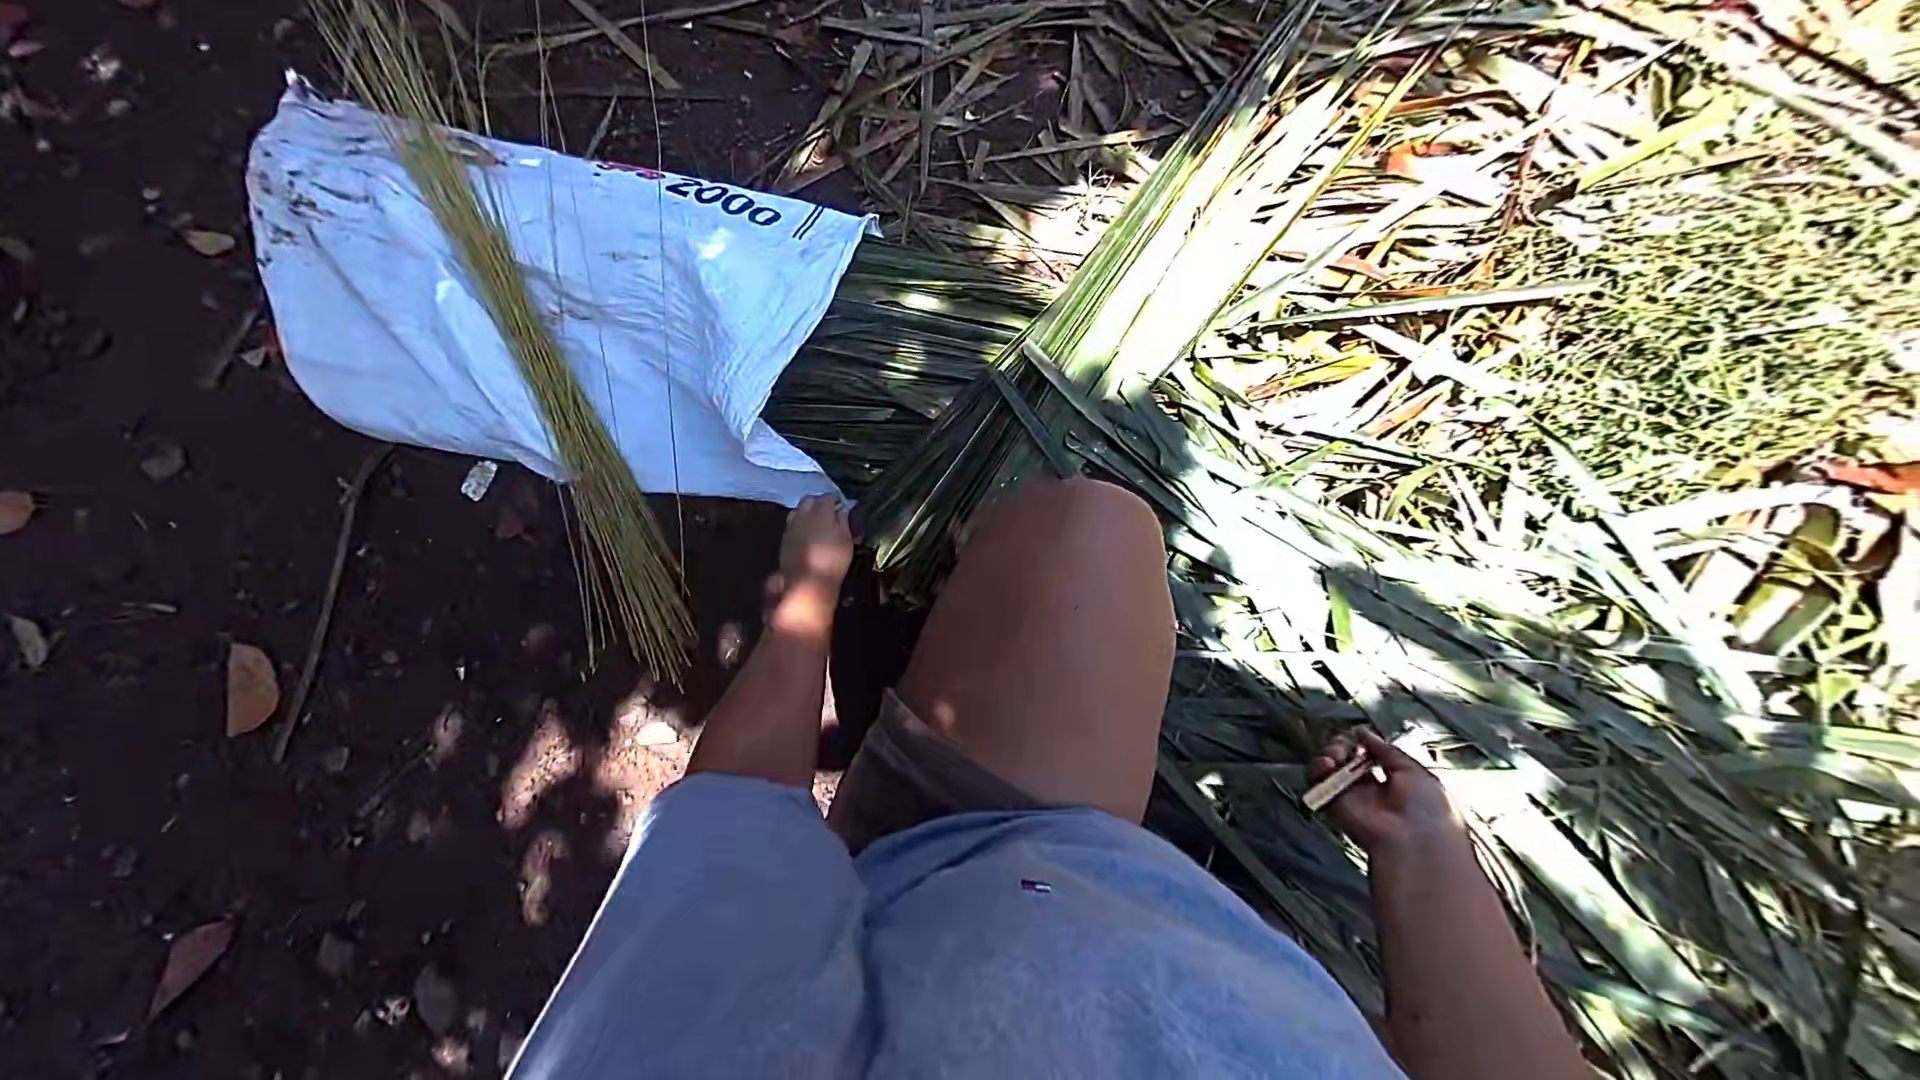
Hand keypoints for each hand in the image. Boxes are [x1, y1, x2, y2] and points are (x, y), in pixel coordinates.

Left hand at [778, 495, 853, 591]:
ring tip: (816, 524)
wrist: (808, 581)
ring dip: (807, 512)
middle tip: (828, 514)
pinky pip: (792, 524)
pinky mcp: (784, 538)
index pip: (827, 497)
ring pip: (798, 510)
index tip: (841, 508)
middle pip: (809, 500)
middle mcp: (803, 515)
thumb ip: (843, 521)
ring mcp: (791, 526)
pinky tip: (806, 535)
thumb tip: (841, 509)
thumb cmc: (833, 560)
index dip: (835, 500)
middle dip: (818, 503)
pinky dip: (799, 524)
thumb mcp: (846, 540)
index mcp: (821, 513)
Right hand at [1310, 727, 1467, 860]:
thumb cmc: (1426, 807)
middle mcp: (1367, 786)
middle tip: (1346, 745)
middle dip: (1342, 744)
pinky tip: (1327, 764)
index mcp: (1390, 779)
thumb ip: (1388, 751)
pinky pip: (1317, 782)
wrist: (1414, 841)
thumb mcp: (1415, 771)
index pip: (1366, 754)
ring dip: (1329, 753)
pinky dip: (1317, 769)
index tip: (1358, 733)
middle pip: (1344, 756)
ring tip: (1335, 756)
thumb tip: (1363, 731)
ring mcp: (1348, 795)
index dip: (1360, 741)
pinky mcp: (1332, 803)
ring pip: (1328, 765)